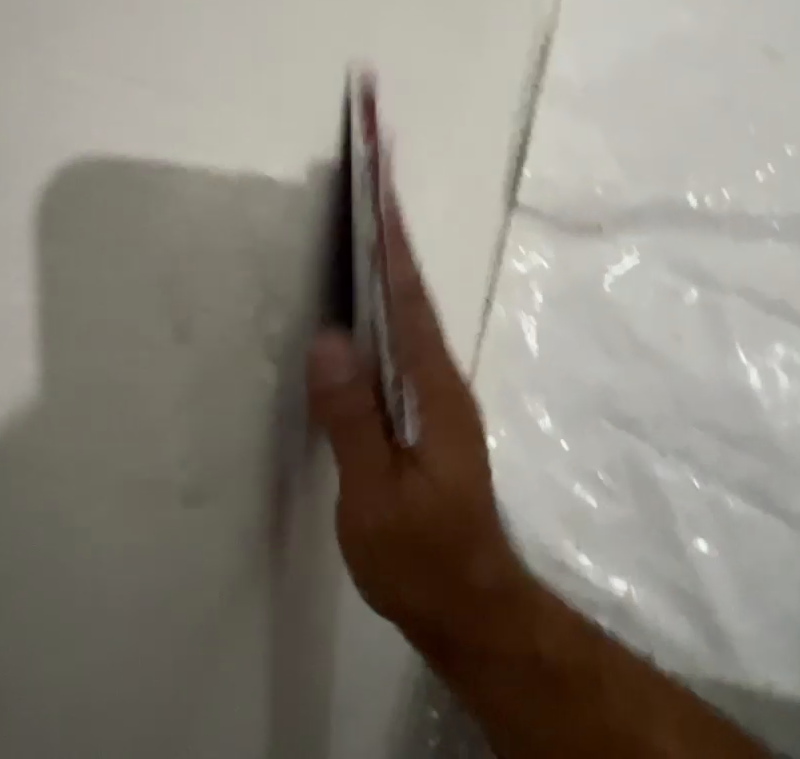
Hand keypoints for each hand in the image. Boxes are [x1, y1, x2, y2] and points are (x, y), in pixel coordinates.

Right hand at [304, 192, 530, 651]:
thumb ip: (352, 417)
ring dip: (392, 276)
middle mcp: (443, 385)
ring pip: (411, 324)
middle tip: (371, 193)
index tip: (382, 193)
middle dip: (393, 245)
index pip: (409, 304)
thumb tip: (329, 339)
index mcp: (434, 392)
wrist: (470, 606)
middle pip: (413, 301)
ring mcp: (439, 403)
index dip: (394, 248)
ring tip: (365, 233)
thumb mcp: (375, 493)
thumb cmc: (420, 556)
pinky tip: (365, 317)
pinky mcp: (429, 421)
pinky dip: (387, 318)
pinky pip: (403, 352)